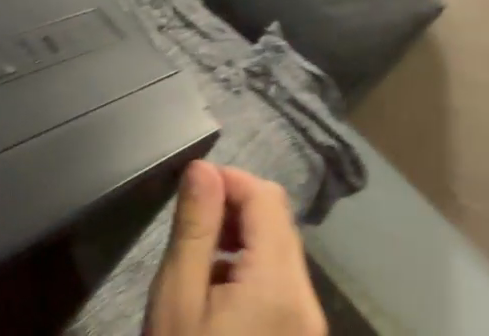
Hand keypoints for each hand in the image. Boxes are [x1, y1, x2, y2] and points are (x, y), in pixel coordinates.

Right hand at [147, 162, 327, 335]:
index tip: (188, 192)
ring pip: (280, 251)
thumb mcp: (179, 297)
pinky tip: (217, 296)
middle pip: (278, 222)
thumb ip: (195, 228)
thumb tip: (203, 168)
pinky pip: (282, 284)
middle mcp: (306, 300)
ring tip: (199, 262)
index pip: (266, 197)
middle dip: (233, 207)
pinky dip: (250, 269)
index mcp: (279, 285)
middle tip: (190, 226)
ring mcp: (310, 325)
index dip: (227, 179)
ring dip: (240, 238)